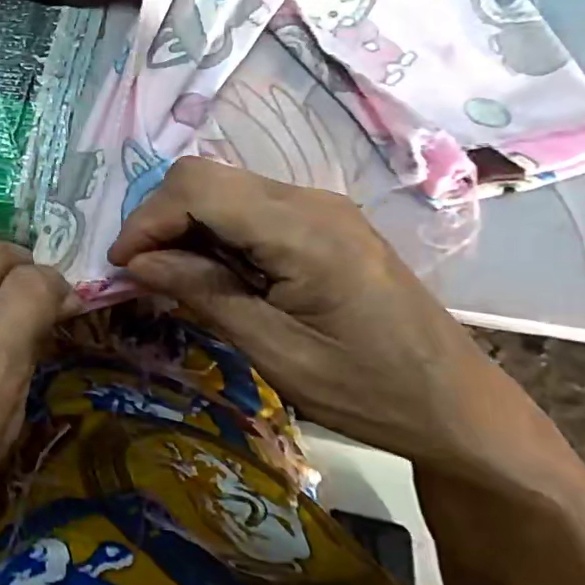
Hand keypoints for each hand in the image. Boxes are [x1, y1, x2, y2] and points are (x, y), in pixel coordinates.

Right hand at [107, 157, 521, 479]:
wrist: (461, 408)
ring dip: (182, 223)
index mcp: (305, 232)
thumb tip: (135, 263)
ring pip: (219, 185)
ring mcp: (318, 205)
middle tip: (144, 272)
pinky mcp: (320, 219)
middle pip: (203, 176)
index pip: (197, 189)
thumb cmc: (371, 392)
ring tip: (174, 275)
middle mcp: (310, 201)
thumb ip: (202, 295)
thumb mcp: (276, 353)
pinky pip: (243, 204)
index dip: (146, 220)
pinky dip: (210, 228)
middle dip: (158, 218)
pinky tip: (213, 270)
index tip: (123, 267)